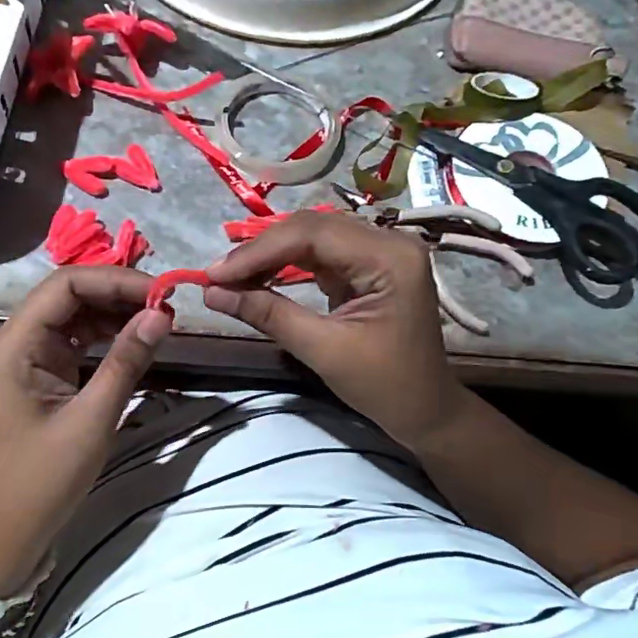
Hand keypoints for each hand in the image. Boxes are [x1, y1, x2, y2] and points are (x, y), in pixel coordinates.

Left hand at [0, 267, 171, 592]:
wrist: (12, 532)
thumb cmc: (45, 478)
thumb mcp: (92, 419)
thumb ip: (126, 362)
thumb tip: (162, 315)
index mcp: (15, 346)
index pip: (65, 287)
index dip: (114, 281)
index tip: (160, 295)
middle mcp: (17, 343)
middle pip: (69, 296)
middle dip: (118, 294)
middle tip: (166, 307)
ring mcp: (29, 360)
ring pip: (75, 317)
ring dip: (116, 314)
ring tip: (159, 322)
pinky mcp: (43, 377)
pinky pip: (77, 342)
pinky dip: (108, 337)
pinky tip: (137, 340)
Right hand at [204, 211, 462, 446]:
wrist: (425, 409)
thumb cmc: (384, 385)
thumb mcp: (324, 350)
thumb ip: (270, 315)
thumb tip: (212, 293)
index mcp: (390, 256)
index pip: (313, 234)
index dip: (259, 251)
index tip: (215, 273)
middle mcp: (389, 241)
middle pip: (312, 228)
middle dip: (261, 250)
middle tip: (217, 275)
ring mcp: (381, 251)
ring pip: (313, 237)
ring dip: (271, 255)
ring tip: (230, 277)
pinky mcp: (370, 266)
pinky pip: (322, 254)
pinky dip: (287, 265)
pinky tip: (259, 277)